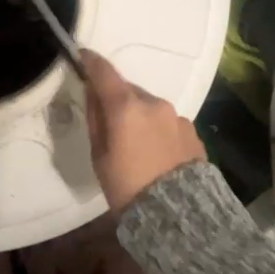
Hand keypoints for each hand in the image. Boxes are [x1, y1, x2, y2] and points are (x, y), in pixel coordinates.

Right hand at [82, 50, 206, 212]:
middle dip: (117, 99)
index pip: (104, 72)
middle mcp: (153, 103)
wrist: (180, 217)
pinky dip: (157, 129)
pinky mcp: (192, 132)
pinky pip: (167, 122)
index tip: (82, 56)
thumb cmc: (128, 187)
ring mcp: (176, 117)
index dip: (90, 61)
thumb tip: (93, 93)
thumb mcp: (99, 156)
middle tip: (109, 121)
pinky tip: (156, 153)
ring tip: (136, 144)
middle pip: (128, 91)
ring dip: (139, 116)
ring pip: (149, 107)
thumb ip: (95, 119)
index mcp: (125, 107)